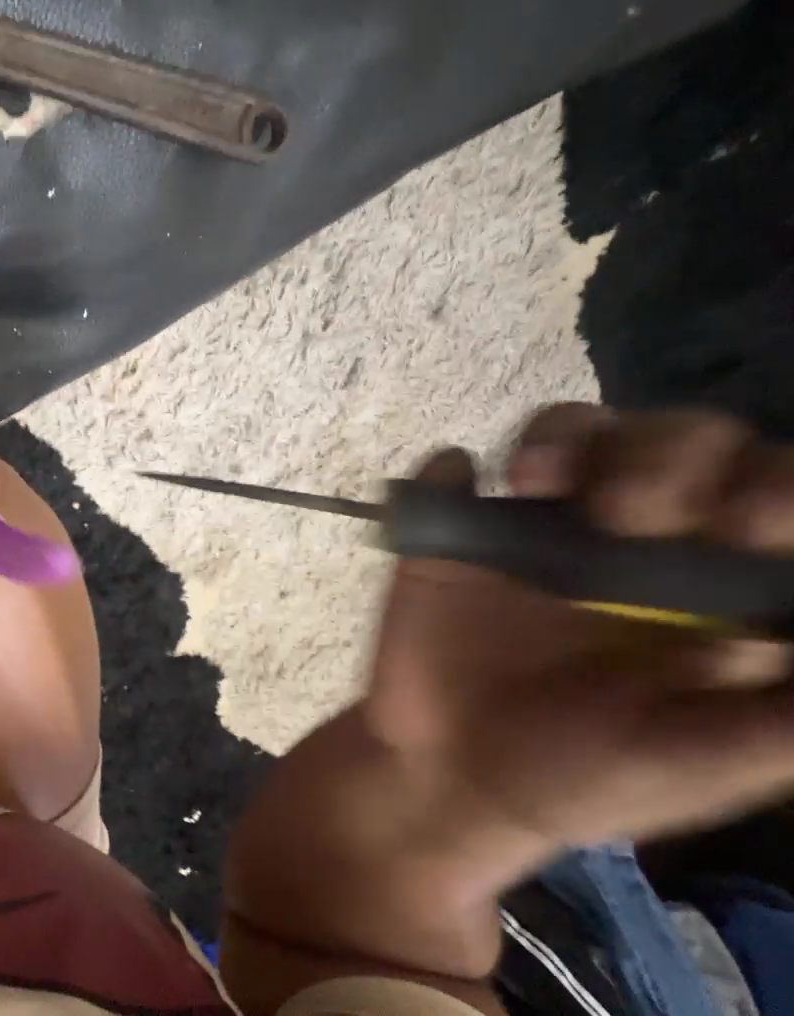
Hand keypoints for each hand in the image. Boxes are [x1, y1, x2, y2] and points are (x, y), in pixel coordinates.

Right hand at [365, 404, 793, 885]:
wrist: (446, 776)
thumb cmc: (584, 776)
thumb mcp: (710, 762)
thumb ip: (781, 717)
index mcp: (716, 582)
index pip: (776, 493)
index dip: (775, 488)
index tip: (740, 528)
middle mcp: (635, 537)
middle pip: (680, 440)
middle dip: (668, 458)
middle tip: (630, 518)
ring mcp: (535, 530)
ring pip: (571, 431)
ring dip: (563, 439)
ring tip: (536, 483)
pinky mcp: (450, 535)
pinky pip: (448, 470)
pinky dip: (450, 468)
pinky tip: (457, 488)